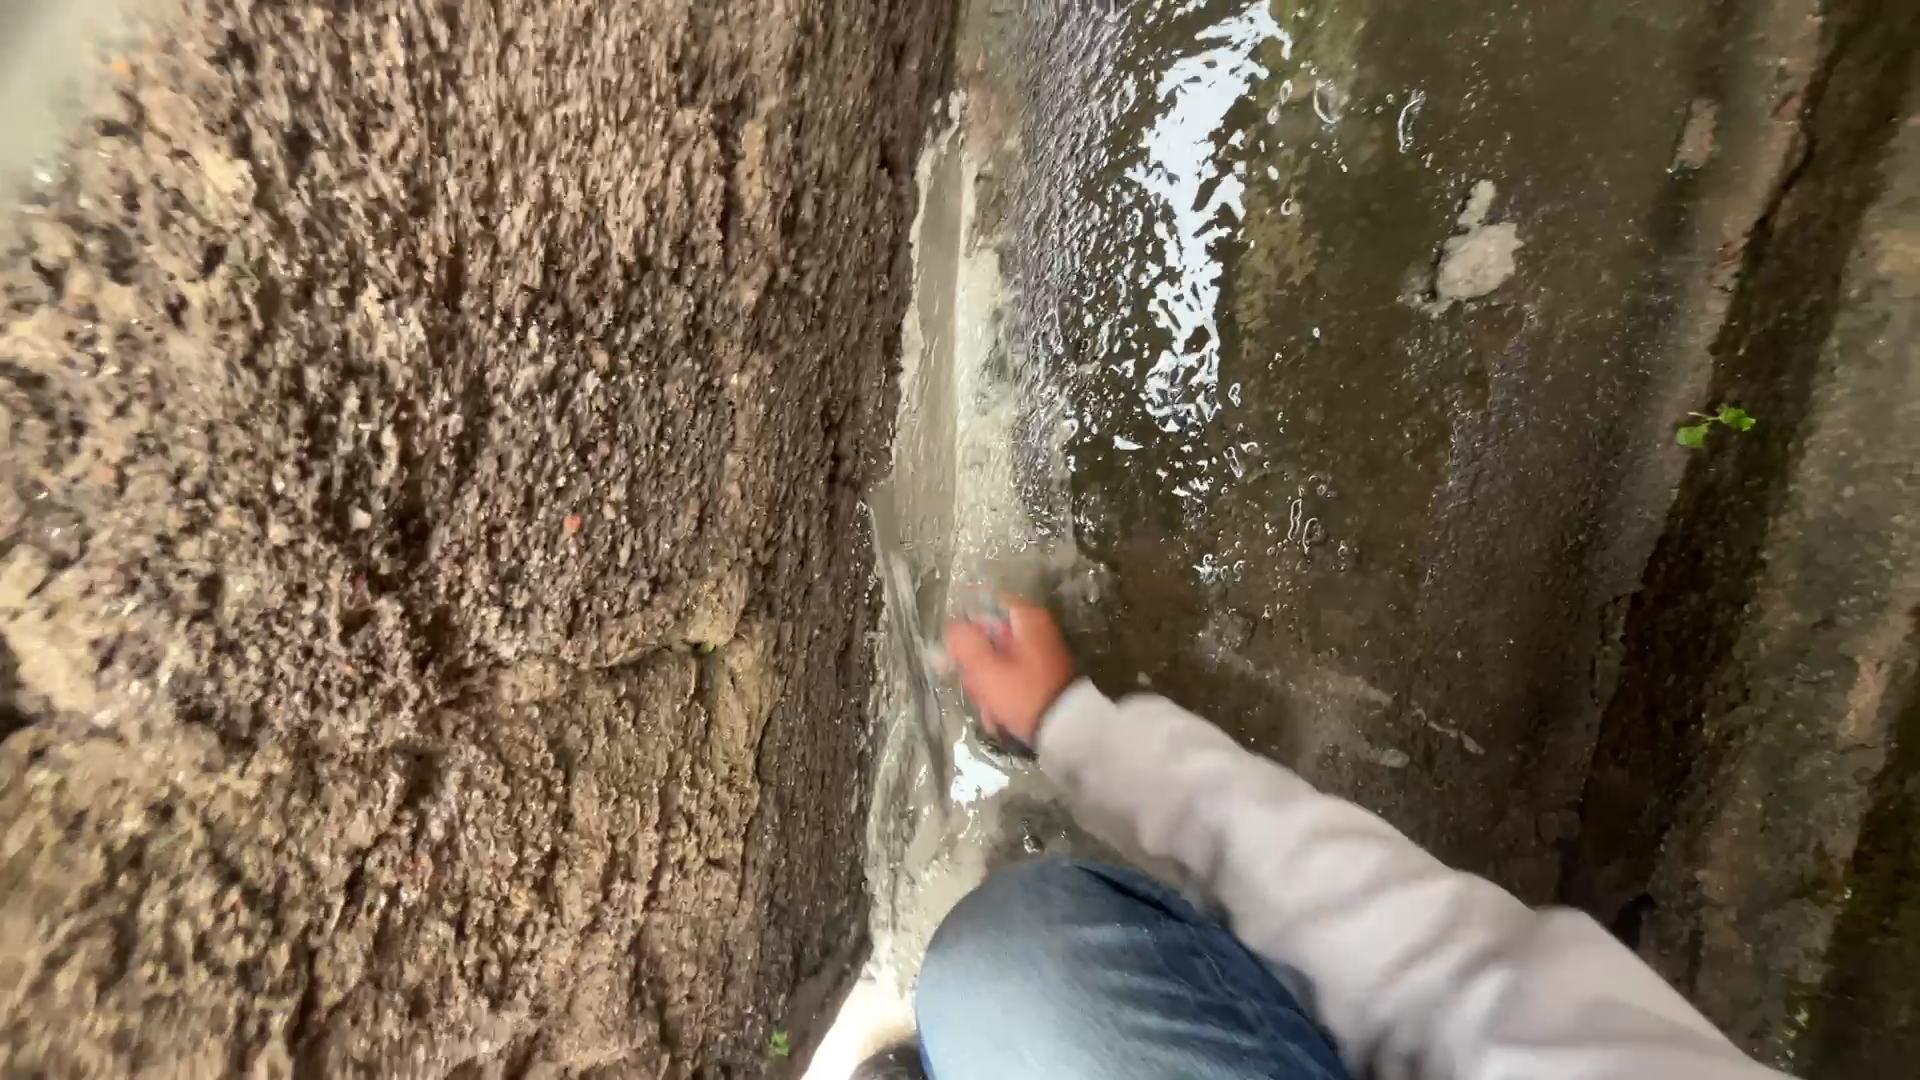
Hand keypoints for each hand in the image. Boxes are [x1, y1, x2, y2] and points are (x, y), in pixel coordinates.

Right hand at [944, 597, 1076, 747]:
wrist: (1067, 730)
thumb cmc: (1024, 694)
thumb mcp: (988, 669)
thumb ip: (965, 643)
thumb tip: (951, 625)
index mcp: (1027, 618)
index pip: (987, 602)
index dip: (966, 621)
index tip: (953, 643)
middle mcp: (1035, 629)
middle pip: (989, 635)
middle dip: (975, 663)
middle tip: (972, 684)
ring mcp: (1039, 652)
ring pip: (997, 658)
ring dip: (985, 684)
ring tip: (987, 708)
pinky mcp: (1040, 674)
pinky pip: (1009, 675)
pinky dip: (1000, 692)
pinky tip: (996, 715)